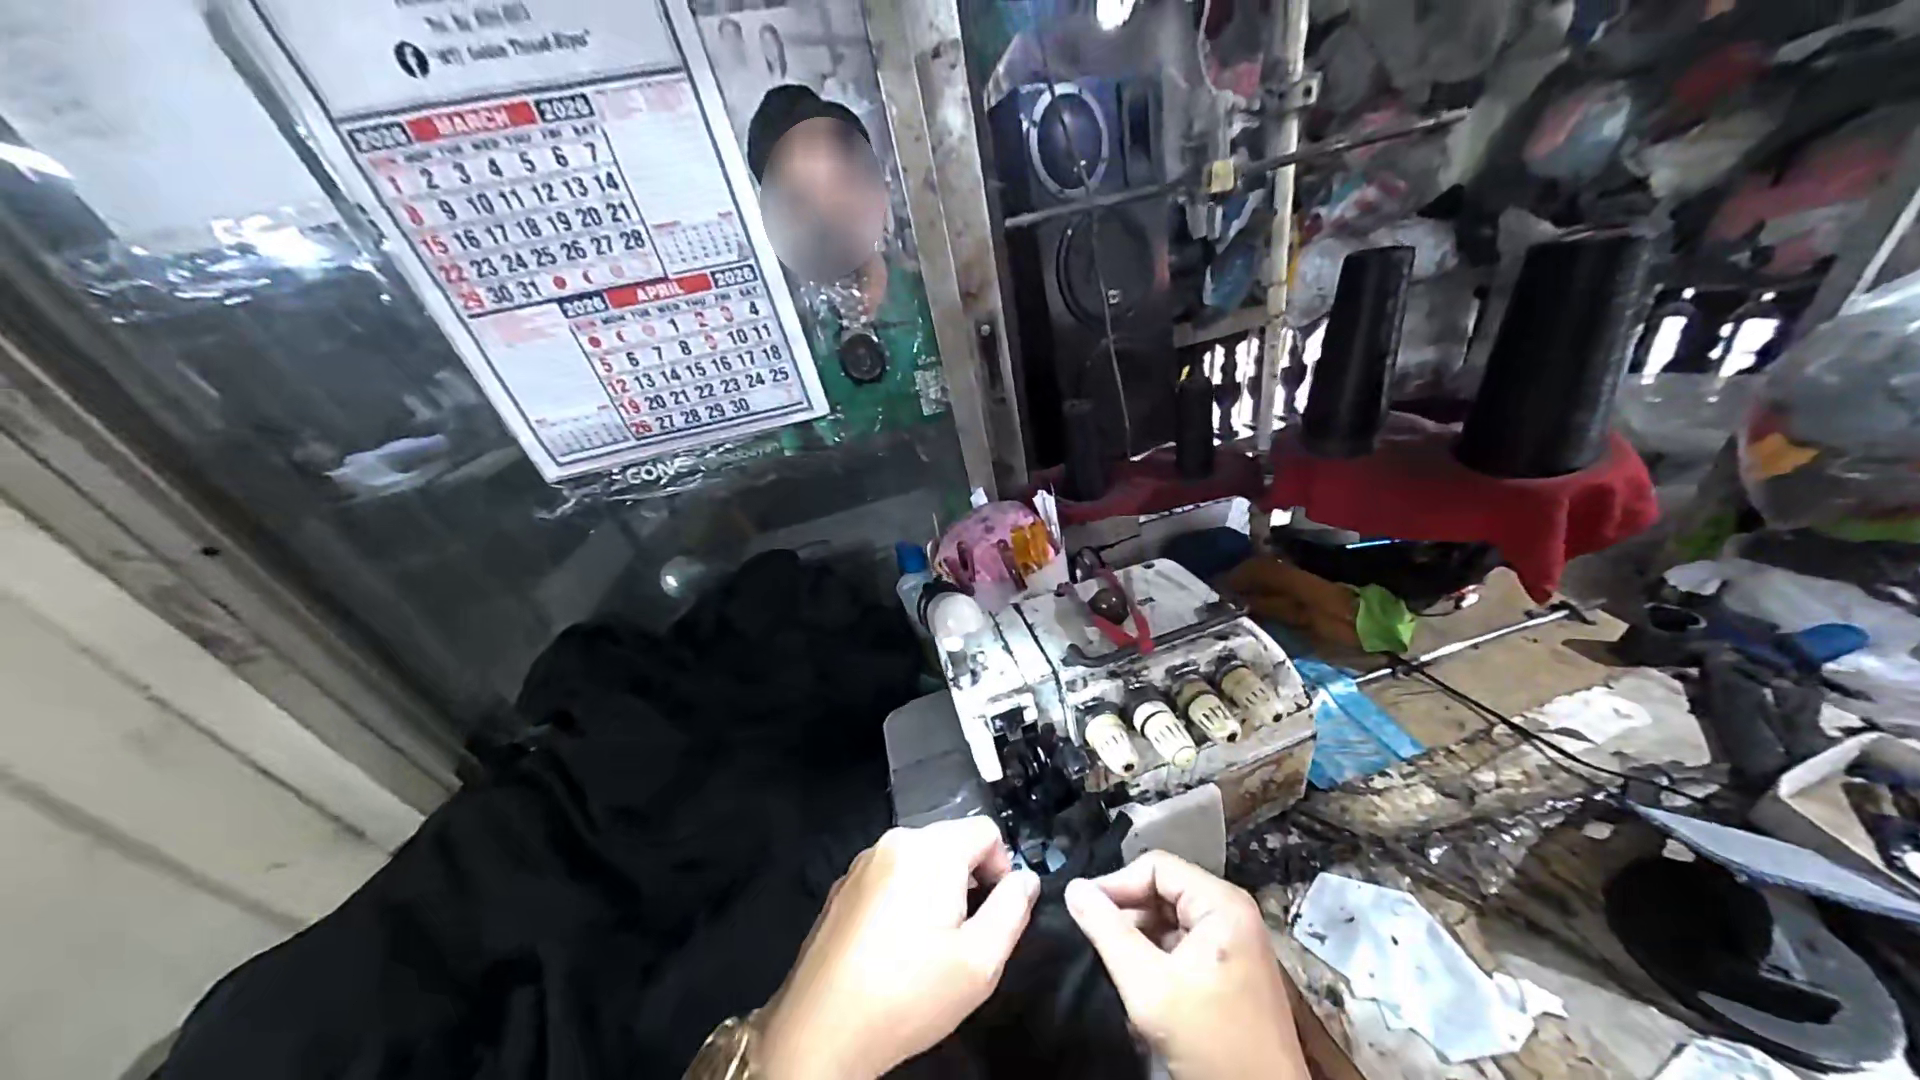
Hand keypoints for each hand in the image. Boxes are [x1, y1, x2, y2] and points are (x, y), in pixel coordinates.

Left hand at [755, 817, 1039, 1079]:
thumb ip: (1012, 910)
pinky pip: (891, 875)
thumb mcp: (979, 962)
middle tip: (966, 934)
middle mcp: (895, 841)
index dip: (1003, 867)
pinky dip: (905, 896)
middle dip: (970, 878)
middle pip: (952, 841)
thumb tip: (1026, 879)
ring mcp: (863, 862)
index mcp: (930, 849)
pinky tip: (896, 946)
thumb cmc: (908, 994)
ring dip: (937, 888)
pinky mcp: (843, 886)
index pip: (986, 830)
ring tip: (930, 944)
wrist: (820, 1031)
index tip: (997, 911)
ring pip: (920, 859)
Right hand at [1065, 851, 1307, 1079]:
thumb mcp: (1148, 985)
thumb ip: (1107, 930)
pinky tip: (1138, 981)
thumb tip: (1073, 887)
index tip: (1084, 910)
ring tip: (1113, 962)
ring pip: (1168, 917)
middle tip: (1094, 938)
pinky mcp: (1229, 967)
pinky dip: (1156, 956)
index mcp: (1221, 903)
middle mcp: (1231, 911)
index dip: (1116, 884)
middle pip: (1162, 889)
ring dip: (1138, 937)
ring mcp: (1233, 940)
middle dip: (1127, 913)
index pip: (1155, 867)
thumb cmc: (1211, 1042)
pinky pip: (1181, 942)